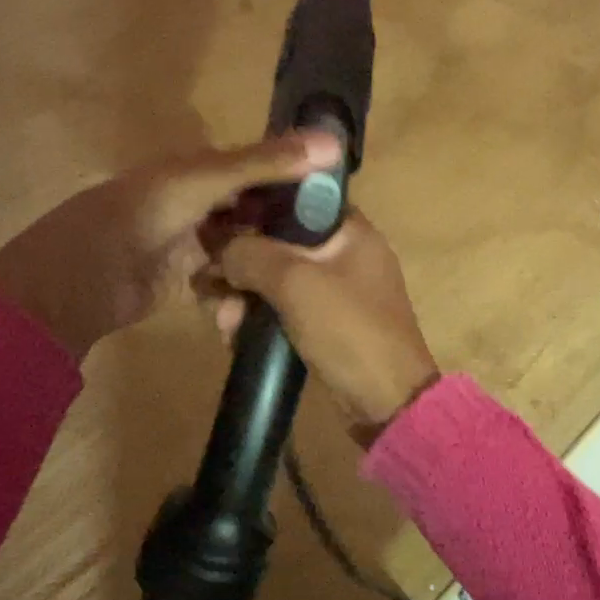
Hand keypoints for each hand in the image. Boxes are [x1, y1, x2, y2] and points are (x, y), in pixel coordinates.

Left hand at [0, 133, 339, 359]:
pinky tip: (276, 291)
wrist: (81, 280)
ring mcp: (196, 241)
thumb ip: (266, 162)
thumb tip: (333, 141)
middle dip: (288, 221)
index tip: (339, 196)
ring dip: (271, 255)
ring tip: (311, 270)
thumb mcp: (206, 181)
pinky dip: (249, 281)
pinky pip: (233, 276)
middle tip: (333, 243)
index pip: (262, 166)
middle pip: (257, 207)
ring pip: (248, 243)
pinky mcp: (191, 279)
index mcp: (200, 168)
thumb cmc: (142, 216)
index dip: (298, 176)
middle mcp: (201, 201)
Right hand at [209, 211, 439, 441]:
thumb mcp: (296, 282)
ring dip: (241, 296)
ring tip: (224, 323)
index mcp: (350, 230)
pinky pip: (280, 308)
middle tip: (214, 289)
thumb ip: (252, 253)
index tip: (218, 227)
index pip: (296, 198)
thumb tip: (220, 246)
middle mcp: (343, 252)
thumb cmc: (348, 329)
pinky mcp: (323, 323)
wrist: (385, 401)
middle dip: (239, 266)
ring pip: (273, 278)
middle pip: (276, 242)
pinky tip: (233, 337)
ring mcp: (334, 290)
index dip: (254, 208)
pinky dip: (256, 319)